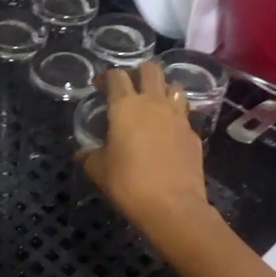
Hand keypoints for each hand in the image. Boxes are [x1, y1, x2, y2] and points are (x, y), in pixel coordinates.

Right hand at [78, 60, 212, 231]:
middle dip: (138, 73)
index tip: (99, 87)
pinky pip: (183, 115)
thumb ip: (88, 156)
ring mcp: (178, 117)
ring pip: (173, 87)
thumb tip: (82, 154)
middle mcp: (154, 103)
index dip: (105, 77)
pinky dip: (174, 117)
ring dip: (162, 90)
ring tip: (152, 104)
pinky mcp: (193, 134)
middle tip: (128, 88)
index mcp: (125, 106)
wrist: (173, 206)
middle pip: (150, 70)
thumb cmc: (128, 183)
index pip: (116, 76)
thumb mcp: (98, 170)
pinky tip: (167, 133)